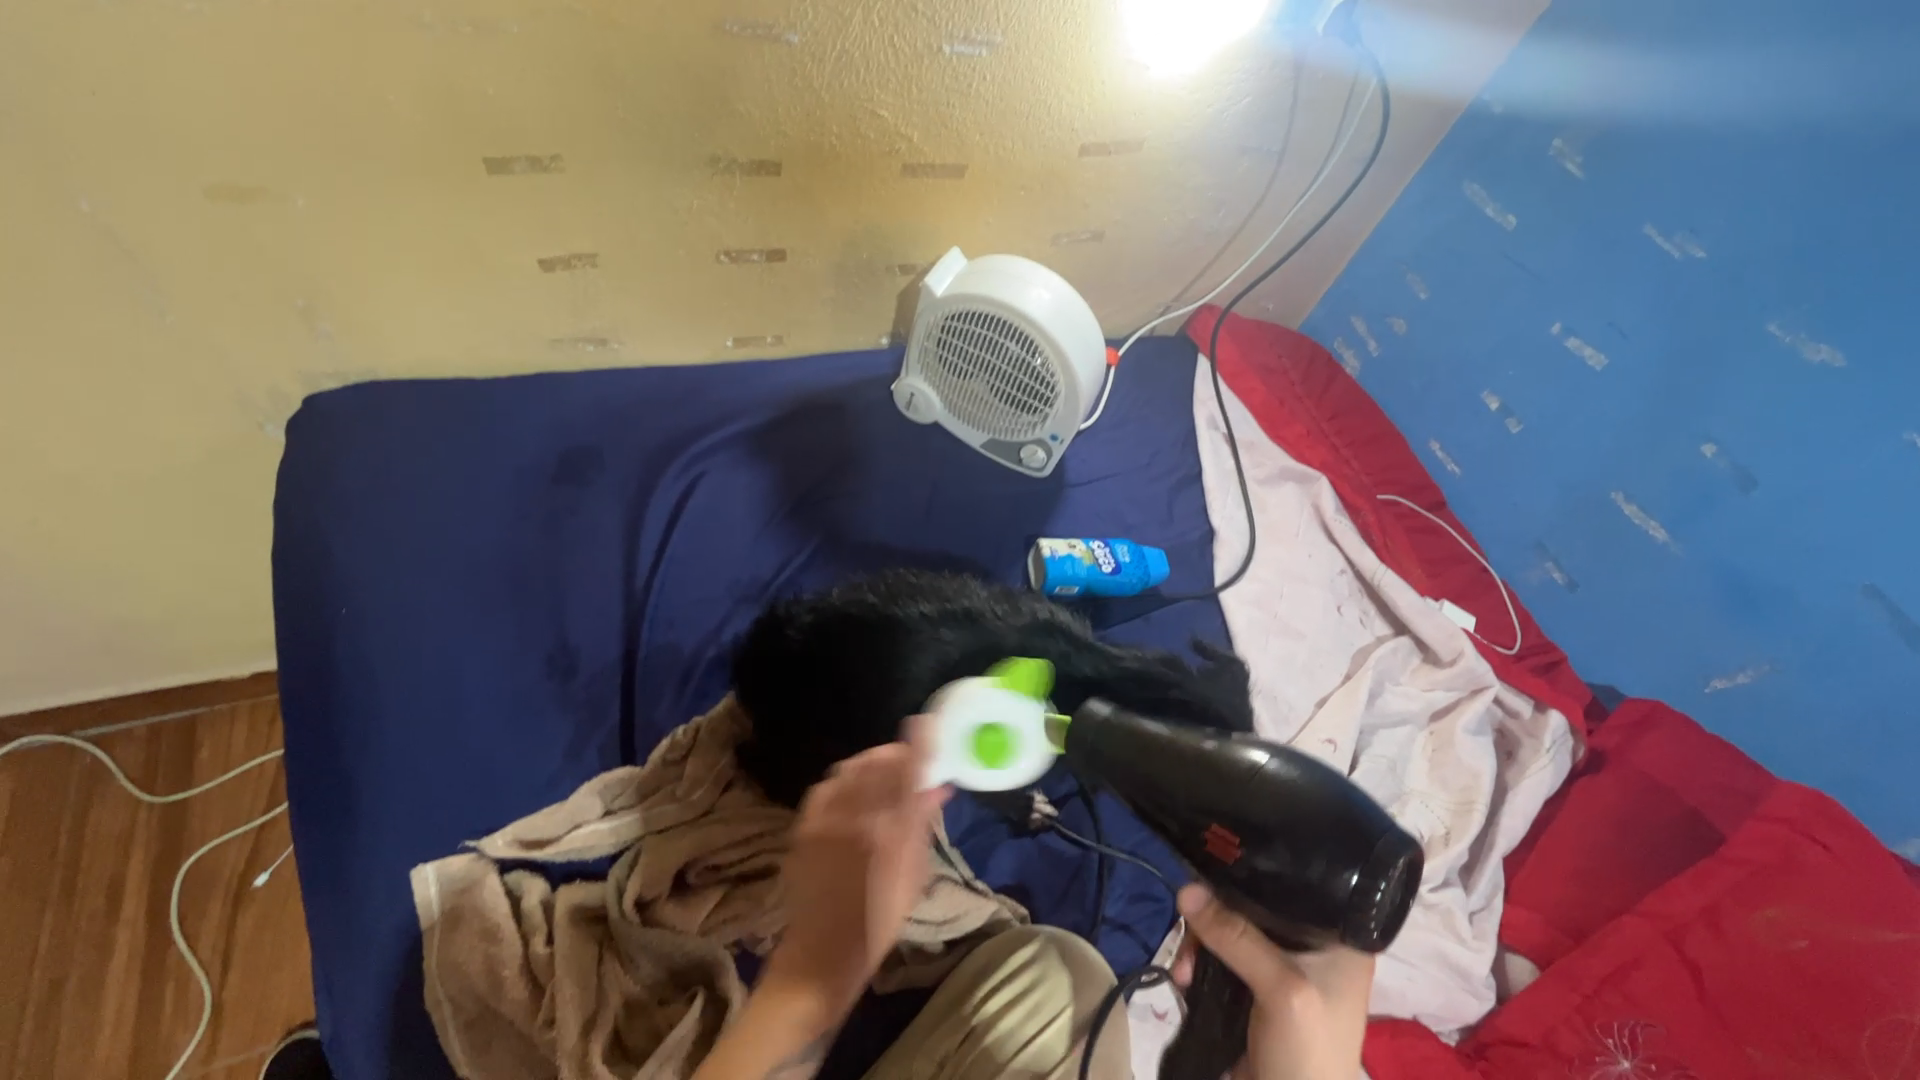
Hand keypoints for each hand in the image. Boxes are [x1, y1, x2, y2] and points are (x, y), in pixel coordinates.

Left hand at [763, 717, 951, 1016]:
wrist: (821, 954)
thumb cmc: (878, 923)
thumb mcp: (913, 877)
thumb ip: (921, 827)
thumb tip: (936, 789)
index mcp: (889, 833)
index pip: (908, 774)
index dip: (920, 744)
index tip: (928, 722)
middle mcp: (855, 818)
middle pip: (877, 764)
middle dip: (896, 752)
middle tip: (910, 757)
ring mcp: (824, 821)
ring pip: (850, 770)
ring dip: (869, 762)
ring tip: (883, 770)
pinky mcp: (803, 827)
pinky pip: (826, 787)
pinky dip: (844, 779)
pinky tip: (852, 788)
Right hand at [1172, 885, 1373, 1079]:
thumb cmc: (1307, 1054)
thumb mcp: (1280, 989)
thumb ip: (1234, 935)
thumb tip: (1185, 886)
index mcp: (1340, 938)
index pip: (1295, 883)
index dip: (1253, 872)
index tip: (1211, 868)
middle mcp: (1314, 946)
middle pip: (1252, 905)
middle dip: (1214, 918)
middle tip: (1190, 937)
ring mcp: (1283, 970)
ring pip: (1229, 930)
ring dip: (1199, 944)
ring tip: (1184, 972)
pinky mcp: (1254, 992)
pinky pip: (1219, 957)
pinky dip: (1199, 963)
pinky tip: (1184, 979)